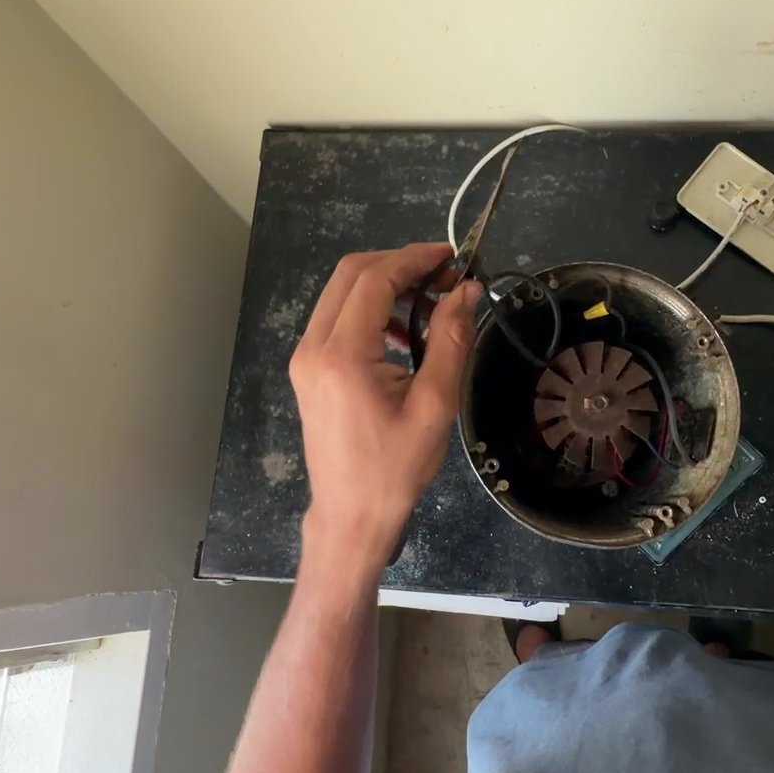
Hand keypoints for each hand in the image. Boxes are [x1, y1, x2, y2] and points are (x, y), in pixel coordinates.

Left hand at [289, 244, 480, 552]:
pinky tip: (407, 336)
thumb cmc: (395, 469)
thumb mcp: (435, 406)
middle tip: (445, 276)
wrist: (351, 515)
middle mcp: (313, 347)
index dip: (414, 258)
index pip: (374, 279)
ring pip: (341, 295)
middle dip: (399, 265)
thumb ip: (451, 341)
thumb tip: (467, 291)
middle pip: (350, 276)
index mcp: (342, 355)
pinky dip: (372, 313)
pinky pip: (338, 321)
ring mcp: (305, 358)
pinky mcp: (309, 370)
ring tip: (432, 306)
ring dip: (386, 288)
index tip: (452, 256)